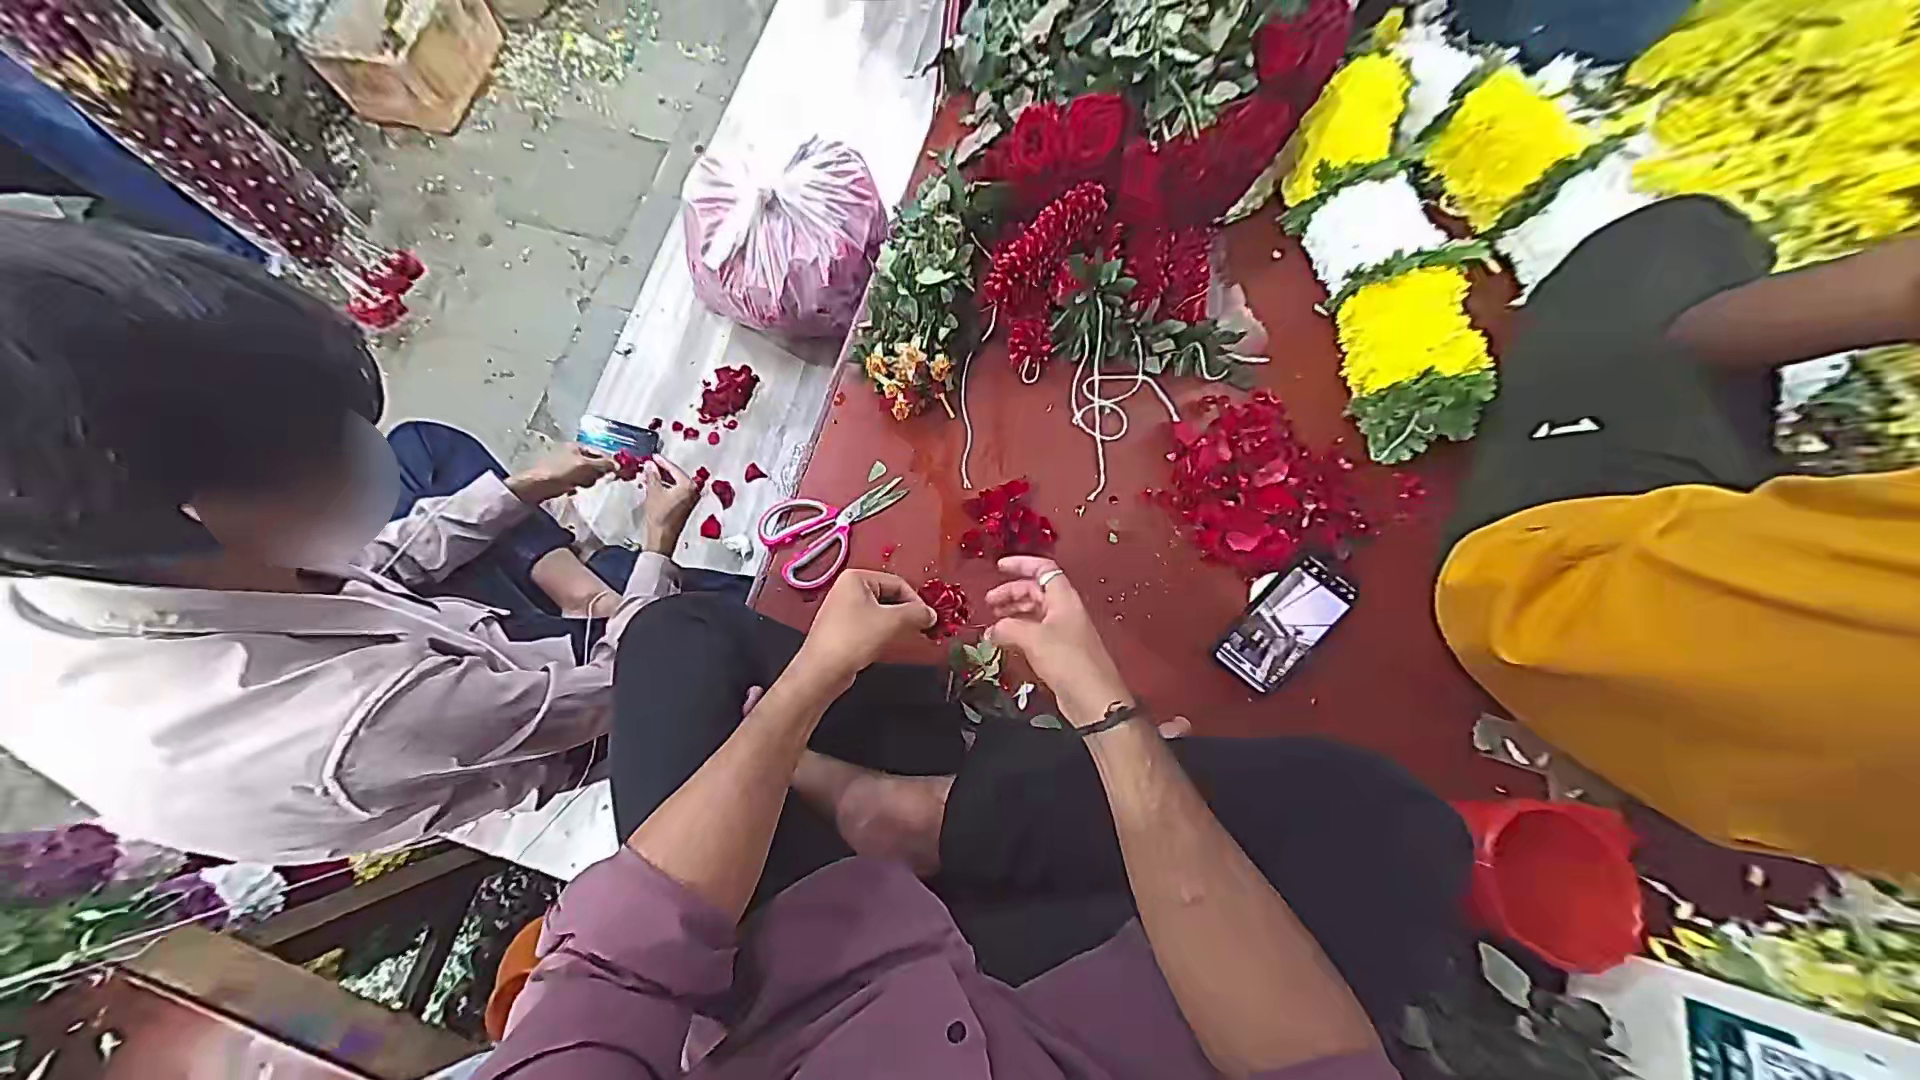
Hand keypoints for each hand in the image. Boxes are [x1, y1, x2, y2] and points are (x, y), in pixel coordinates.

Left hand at [507, 445, 616, 504]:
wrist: (535, 487)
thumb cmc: (561, 473)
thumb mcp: (587, 467)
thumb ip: (605, 465)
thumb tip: (620, 465)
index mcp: (577, 446)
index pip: (602, 453)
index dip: (610, 463)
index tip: (618, 473)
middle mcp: (571, 452)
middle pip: (595, 463)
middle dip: (596, 473)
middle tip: (591, 479)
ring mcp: (565, 464)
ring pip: (587, 473)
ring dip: (587, 480)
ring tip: (580, 485)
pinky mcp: (560, 476)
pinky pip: (578, 480)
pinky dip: (578, 485)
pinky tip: (573, 489)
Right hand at [640, 456, 697, 554]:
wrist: (662, 536)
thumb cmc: (660, 516)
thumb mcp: (654, 491)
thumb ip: (652, 475)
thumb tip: (650, 464)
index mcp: (689, 486)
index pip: (675, 469)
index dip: (662, 462)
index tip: (654, 456)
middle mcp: (694, 492)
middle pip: (677, 475)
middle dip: (663, 469)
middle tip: (651, 463)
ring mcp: (691, 499)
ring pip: (677, 483)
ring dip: (664, 478)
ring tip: (651, 473)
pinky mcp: (686, 506)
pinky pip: (677, 491)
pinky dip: (667, 486)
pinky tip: (657, 485)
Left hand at [791, 570, 935, 689]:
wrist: (822, 671)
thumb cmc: (853, 639)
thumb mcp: (892, 621)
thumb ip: (917, 613)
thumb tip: (931, 614)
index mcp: (856, 578)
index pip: (898, 583)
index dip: (916, 601)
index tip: (928, 618)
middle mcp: (847, 588)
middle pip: (890, 596)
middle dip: (907, 612)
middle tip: (921, 627)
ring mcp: (843, 608)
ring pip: (881, 611)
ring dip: (897, 622)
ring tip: (907, 636)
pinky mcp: (843, 627)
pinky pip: (871, 623)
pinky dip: (884, 631)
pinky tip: (888, 642)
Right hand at [983, 556, 1131, 728]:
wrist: (1093, 699)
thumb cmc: (1067, 660)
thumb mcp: (1033, 638)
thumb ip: (1007, 627)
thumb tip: (992, 630)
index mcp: (1063, 598)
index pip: (1043, 569)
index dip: (1021, 564)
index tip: (999, 567)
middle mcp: (1064, 610)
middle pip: (1036, 590)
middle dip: (1011, 592)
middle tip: (989, 602)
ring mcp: (1063, 630)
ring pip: (1034, 612)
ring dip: (1013, 612)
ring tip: (993, 622)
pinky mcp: (1060, 651)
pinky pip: (1035, 632)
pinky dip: (1018, 631)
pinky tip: (1005, 640)